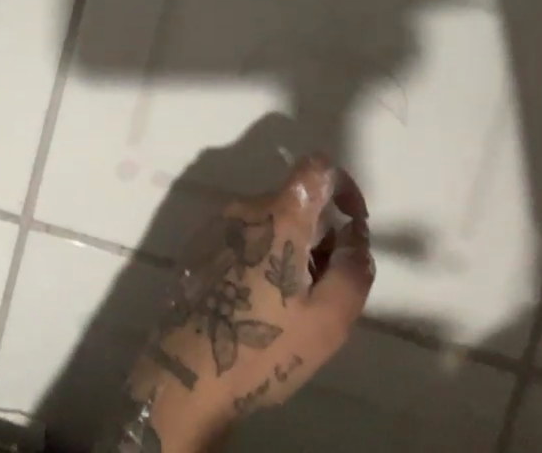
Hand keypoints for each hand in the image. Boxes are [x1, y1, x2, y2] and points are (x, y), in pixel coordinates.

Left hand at [104, 157, 374, 451]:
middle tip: (325, 285)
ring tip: (292, 303)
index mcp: (279, 215)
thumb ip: (354, 269)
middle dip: (318, 233)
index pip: (316, 167)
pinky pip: (243, 236)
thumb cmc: (265, 346)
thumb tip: (354, 236)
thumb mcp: (330, 318)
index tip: (353, 223)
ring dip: (289, 247)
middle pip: (293, 201)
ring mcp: (216, 225)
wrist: (187, 373)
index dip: (343, 186)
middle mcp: (244, 207)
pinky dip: (262, 255)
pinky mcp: (199, 246)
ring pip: (268, 221)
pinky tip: (259, 302)